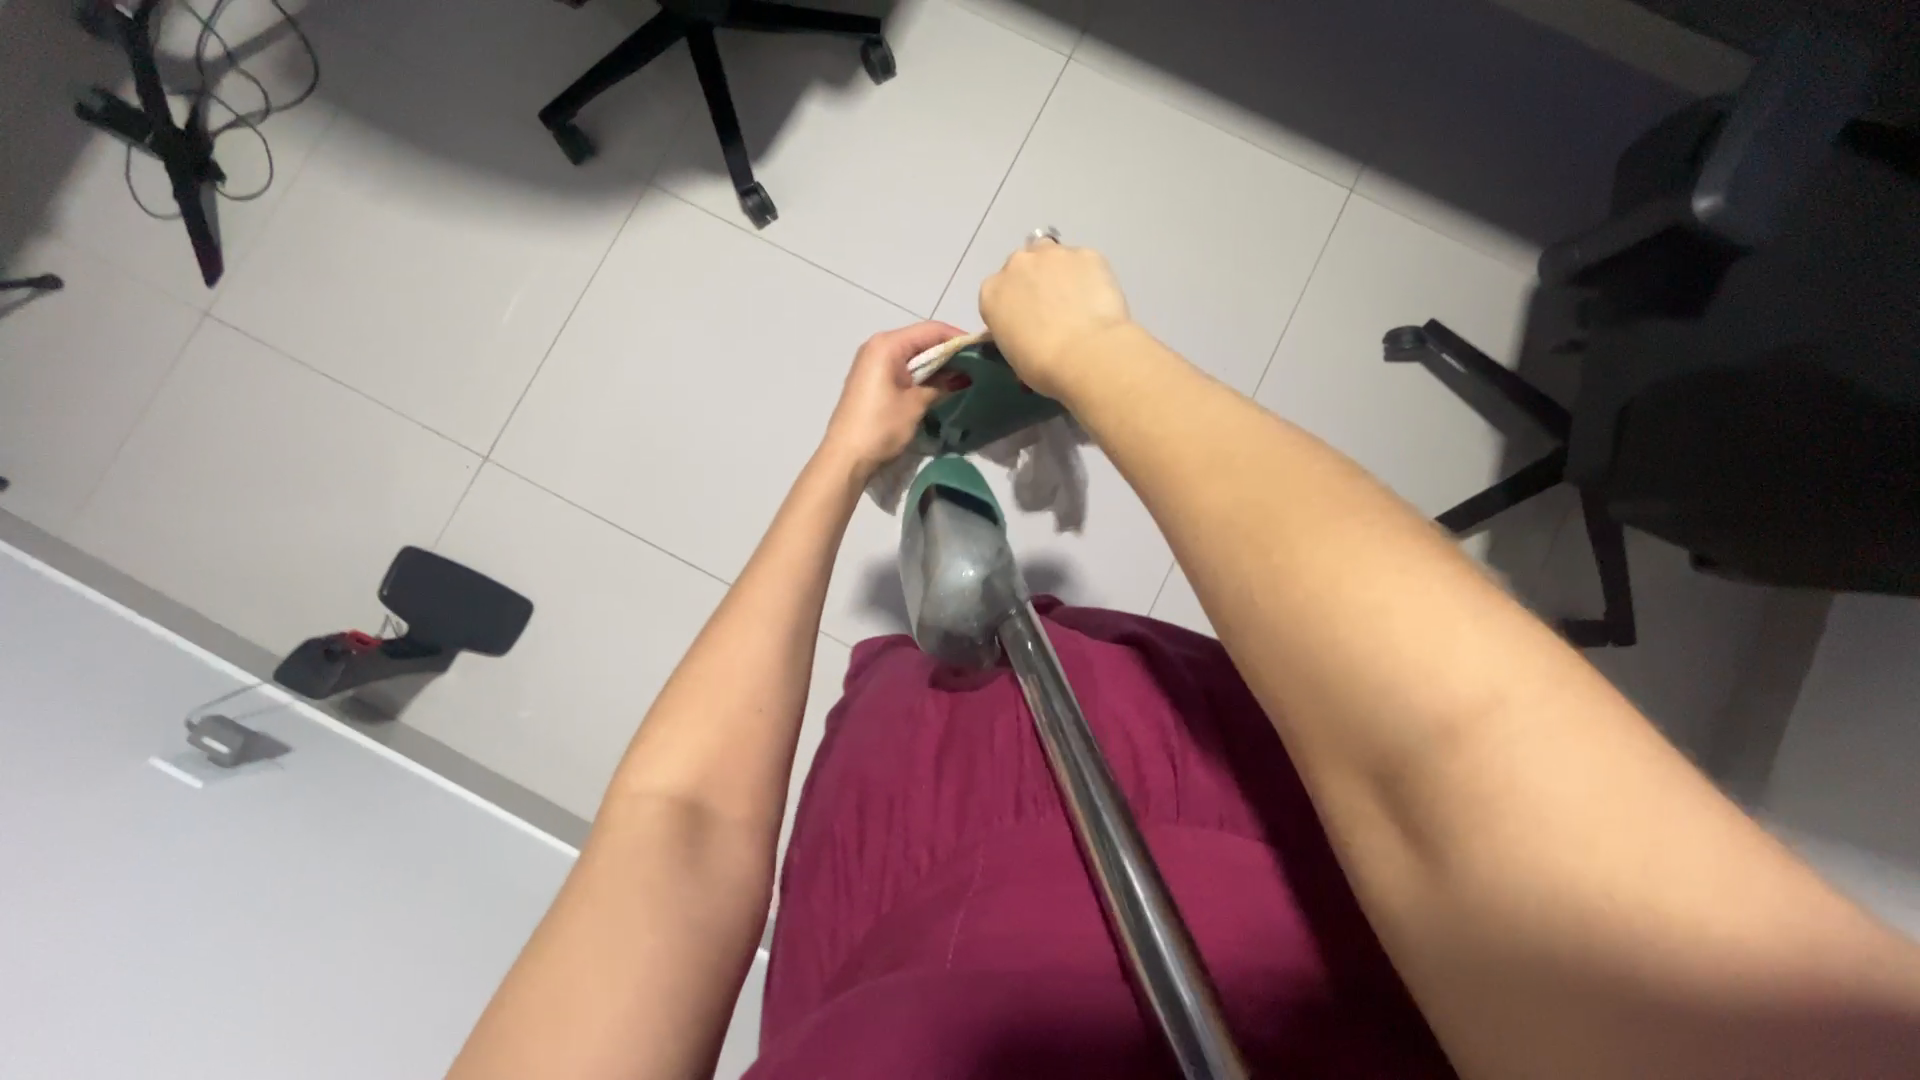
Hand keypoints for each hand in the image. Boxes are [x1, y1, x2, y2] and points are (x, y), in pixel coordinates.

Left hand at [821, 321, 967, 478]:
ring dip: (936, 365)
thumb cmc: (881, 426)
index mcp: (887, 345)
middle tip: (977, 366)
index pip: (931, 330)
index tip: (982, 350)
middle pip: (921, 340)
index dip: (958, 339)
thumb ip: (941, 385)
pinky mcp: (871, 380)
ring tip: (963, 377)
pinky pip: (901, 368)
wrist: (845, 458)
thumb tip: (963, 377)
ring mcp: (871, 363)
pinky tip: (938, 386)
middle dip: (948, 352)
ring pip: (912, 355)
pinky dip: (920, 374)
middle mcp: (878, 346)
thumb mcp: (916, 404)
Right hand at [978, 241, 1132, 400]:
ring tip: (1077, 300)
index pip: (998, 292)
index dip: (1014, 305)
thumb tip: (1026, 329)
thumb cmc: (1041, 366)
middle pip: (1023, 265)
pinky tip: (1098, 298)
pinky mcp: (1086, 253)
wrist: (1085, 355)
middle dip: (1035, 281)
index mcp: (991, 293)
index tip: (1028, 321)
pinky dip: (1089, 276)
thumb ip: (1013, 330)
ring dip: (1060, 271)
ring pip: (1053, 256)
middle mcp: (1016, 264)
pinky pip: (1084, 262)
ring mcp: (1052, 254)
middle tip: (1054, 310)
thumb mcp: (1013, 354)